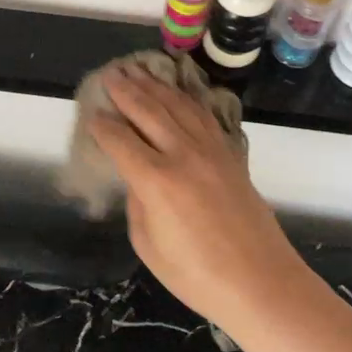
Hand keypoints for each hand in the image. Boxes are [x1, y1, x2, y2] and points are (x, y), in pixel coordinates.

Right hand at [89, 64, 307, 325]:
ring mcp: (211, 150)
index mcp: (156, 180)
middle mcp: (182, 154)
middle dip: (126, 90)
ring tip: (137, 70)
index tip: (91, 113)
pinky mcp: (230, 154)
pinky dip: (186, 98)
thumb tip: (137, 177)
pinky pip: (203, 115)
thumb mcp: (148, 245)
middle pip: (148, 110)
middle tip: (110, 74)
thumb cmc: (197, 275)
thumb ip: (137, 203)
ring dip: (155, 86)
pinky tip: (176, 92)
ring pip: (178, 105)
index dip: (102, 125)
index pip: (119, 139)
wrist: (260, 281)